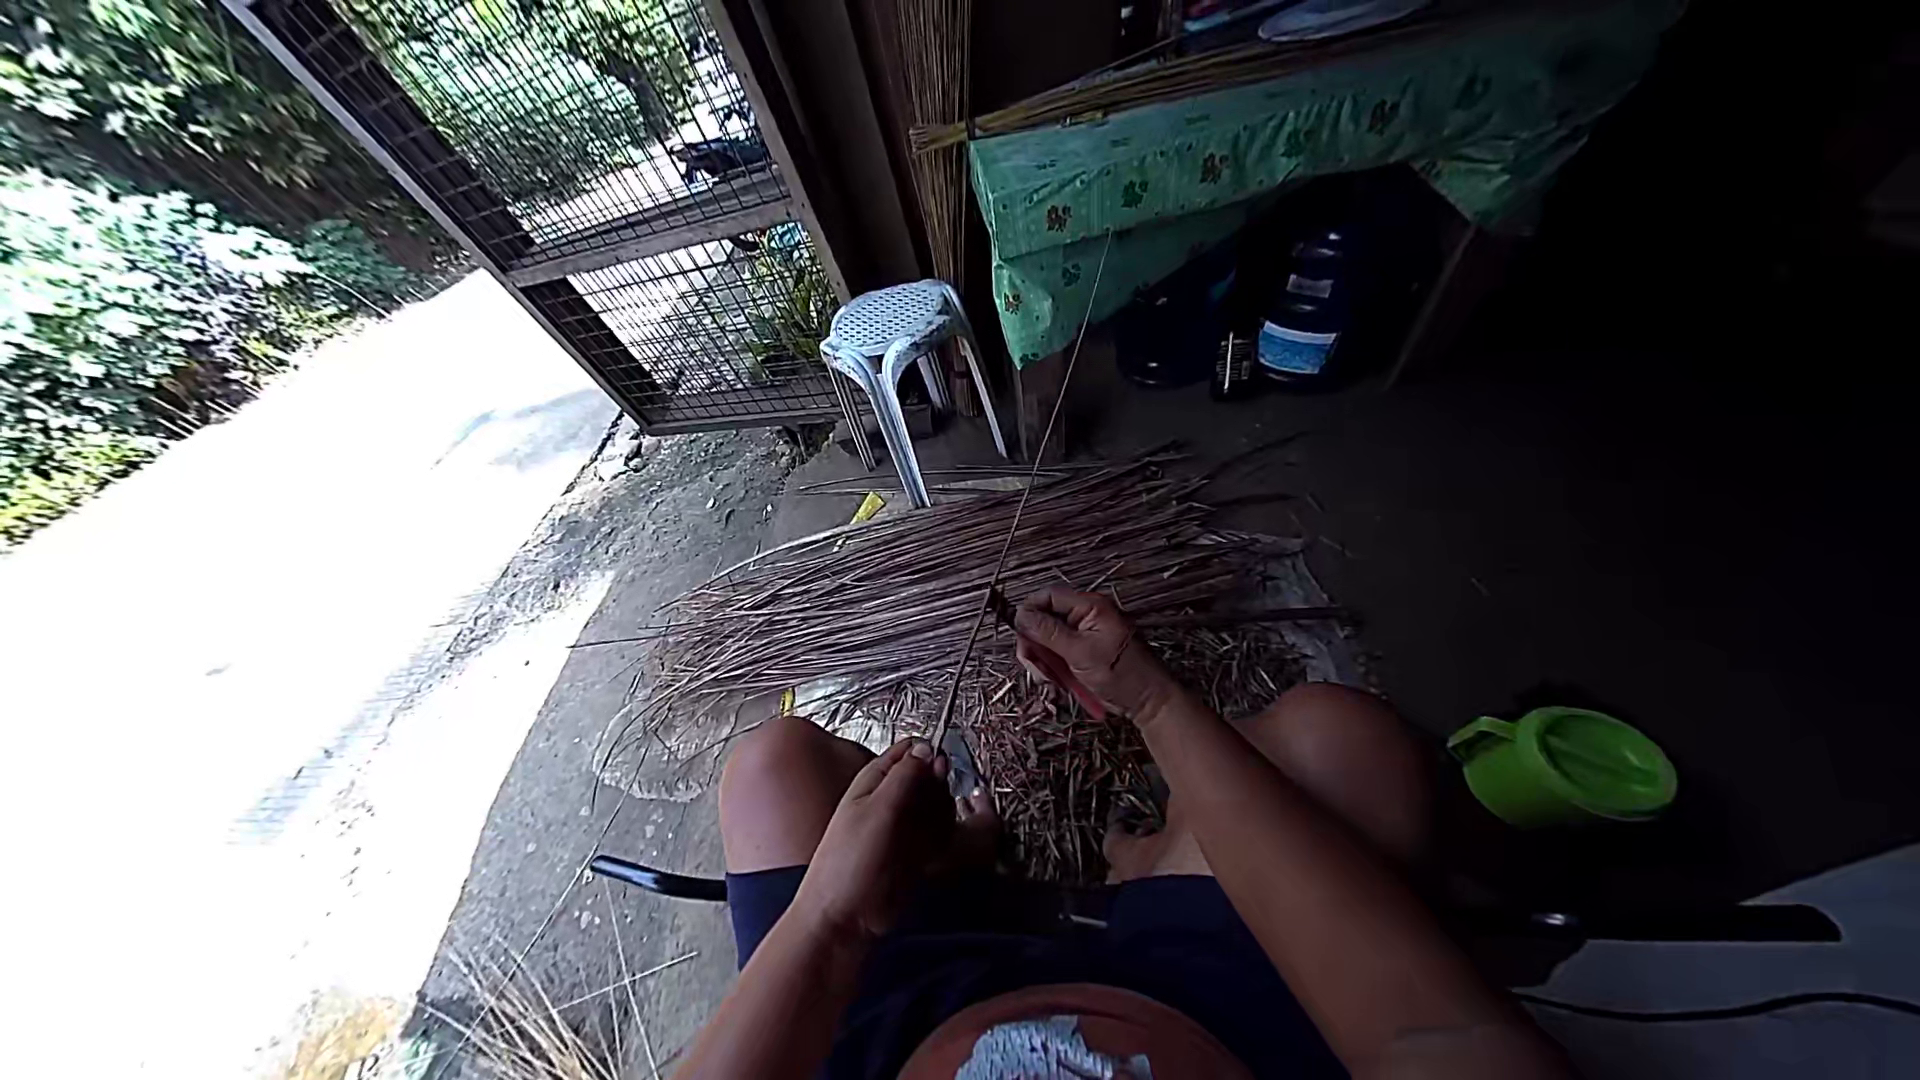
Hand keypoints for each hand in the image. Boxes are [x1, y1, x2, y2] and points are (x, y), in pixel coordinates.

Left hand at [790, 738, 955, 941]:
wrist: (844, 919)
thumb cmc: (850, 862)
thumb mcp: (877, 809)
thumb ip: (905, 775)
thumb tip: (927, 747)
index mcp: (876, 778)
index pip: (913, 750)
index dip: (929, 758)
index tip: (937, 773)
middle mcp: (892, 796)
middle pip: (933, 777)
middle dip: (937, 793)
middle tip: (925, 814)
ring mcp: (906, 823)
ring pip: (940, 805)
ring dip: (941, 820)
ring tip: (923, 841)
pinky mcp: (917, 849)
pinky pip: (941, 833)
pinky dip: (941, 841)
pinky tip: (929, 856)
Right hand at [1013, 587, 1180, 721]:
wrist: (1147, 702)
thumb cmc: (1124, 674)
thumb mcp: (1081, 652)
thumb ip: (1048, 632)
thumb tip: (1021, 615)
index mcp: (1090, 606)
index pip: (1049, 596)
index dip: (1029, 611)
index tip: (1019, 633)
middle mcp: (1085, 615)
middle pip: (1044, 618)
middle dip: (1034, 641)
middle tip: (1033, 663)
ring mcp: (1083, 634)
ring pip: (1046, 638)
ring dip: (1041, 658)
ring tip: (1048, 677)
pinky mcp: (1081, 651)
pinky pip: (1055, 653)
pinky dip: (1051, 667)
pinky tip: (1056, 680)